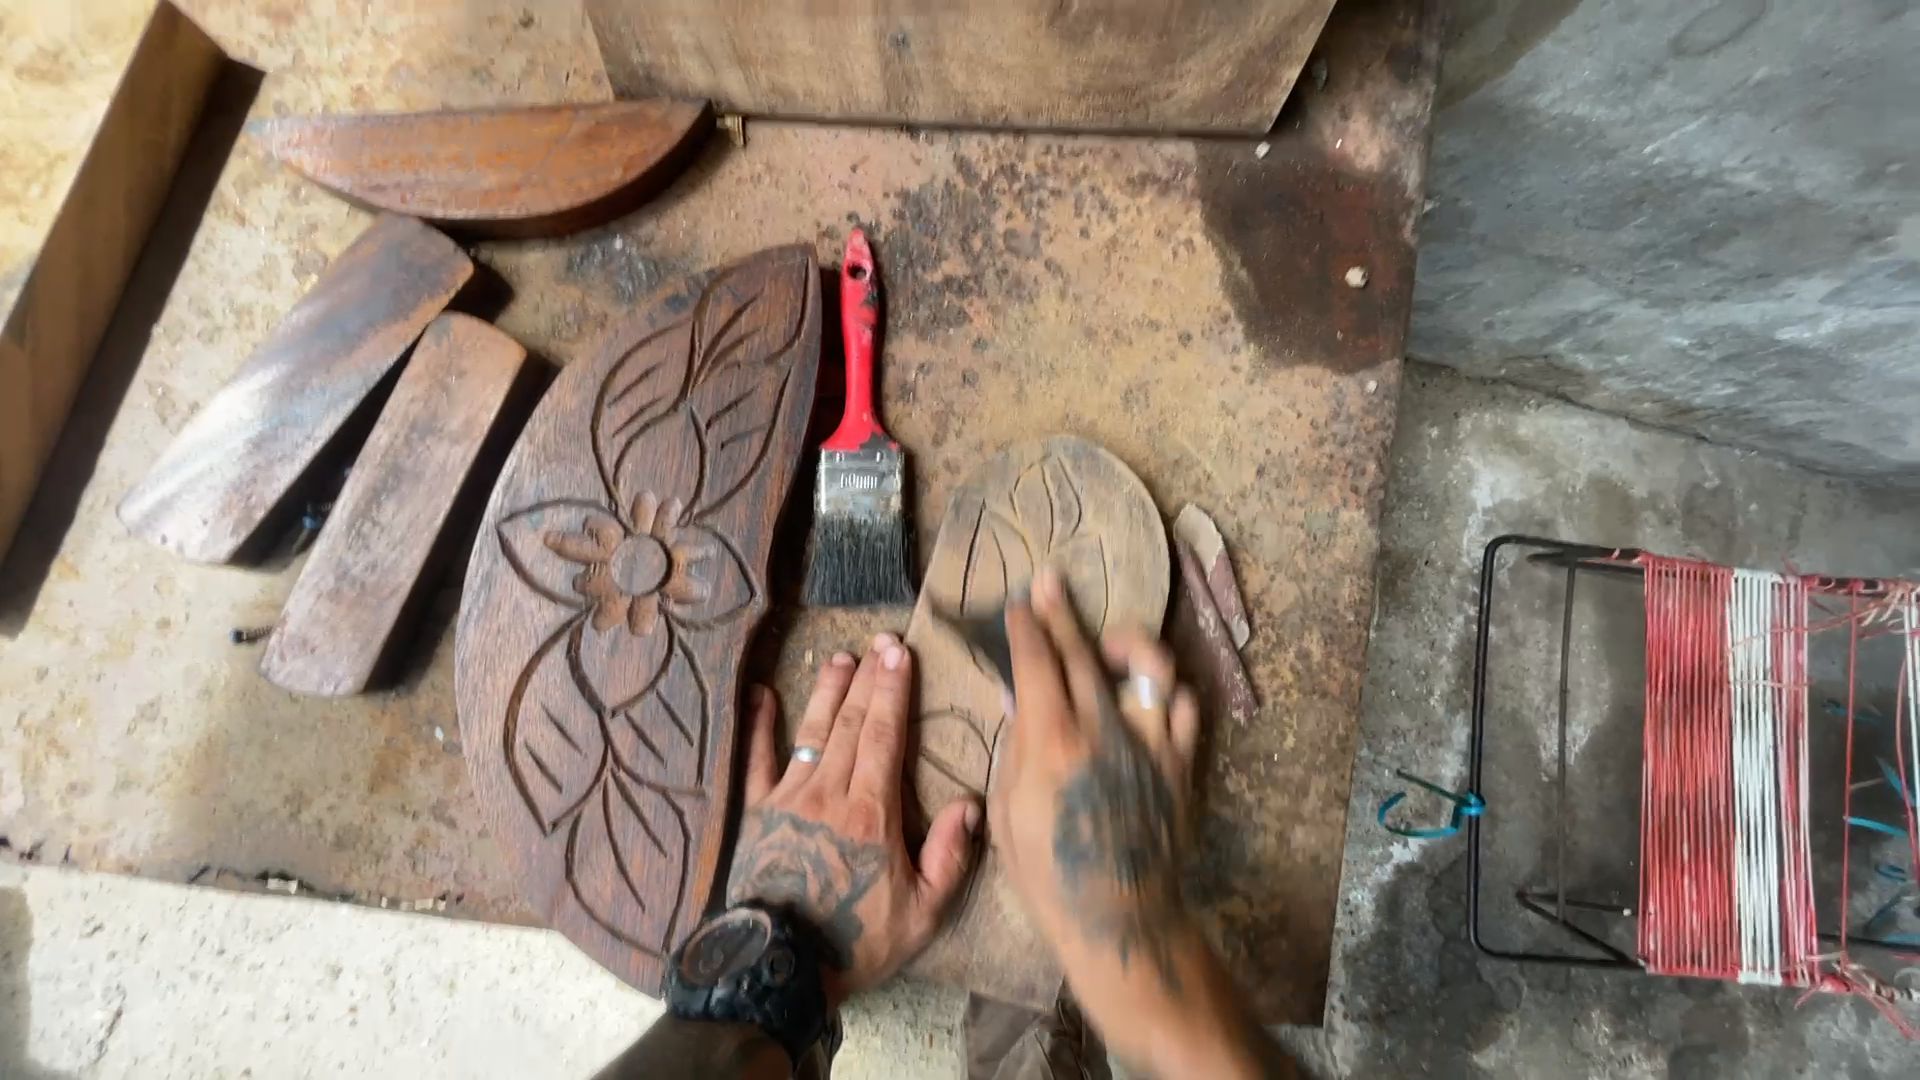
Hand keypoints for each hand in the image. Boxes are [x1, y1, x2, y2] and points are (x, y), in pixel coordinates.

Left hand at [726, 633, 981, 1005]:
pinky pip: (758, 760)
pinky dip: (760, 725)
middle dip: (868, 677)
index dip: (893, 690)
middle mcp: (830, 791)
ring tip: (840, 657)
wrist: (778, 968)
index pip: (884, 734)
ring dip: (828, 690)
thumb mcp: (922, 913)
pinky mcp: (758, 811)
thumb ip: (949, 857)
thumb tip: (970, 804)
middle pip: (852, 721)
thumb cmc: (855, 938)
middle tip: (880, 641)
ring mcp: (789, 796)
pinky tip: (761, 693)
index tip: (901, 653)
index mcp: (871, 810)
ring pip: (813, 730)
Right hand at [994, 569, 1278, 1078]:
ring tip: (1110, 643)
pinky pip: (1185, 707)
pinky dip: (1166, 693)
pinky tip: (1148, 697)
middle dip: (1062, 612)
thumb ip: (1015, 744)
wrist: (1121, 919)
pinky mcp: (1182, 763)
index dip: (1027, 628)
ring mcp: (1152, 744)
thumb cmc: (1049, 872)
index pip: (1037, 664)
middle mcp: (1106, 731)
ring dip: (1126, 643)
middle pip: (1083, 653)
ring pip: (1151, 667)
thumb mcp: (1009, 810)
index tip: (1020, 604)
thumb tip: (1019, 696)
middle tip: (1051, 583)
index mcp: (1054, 743)